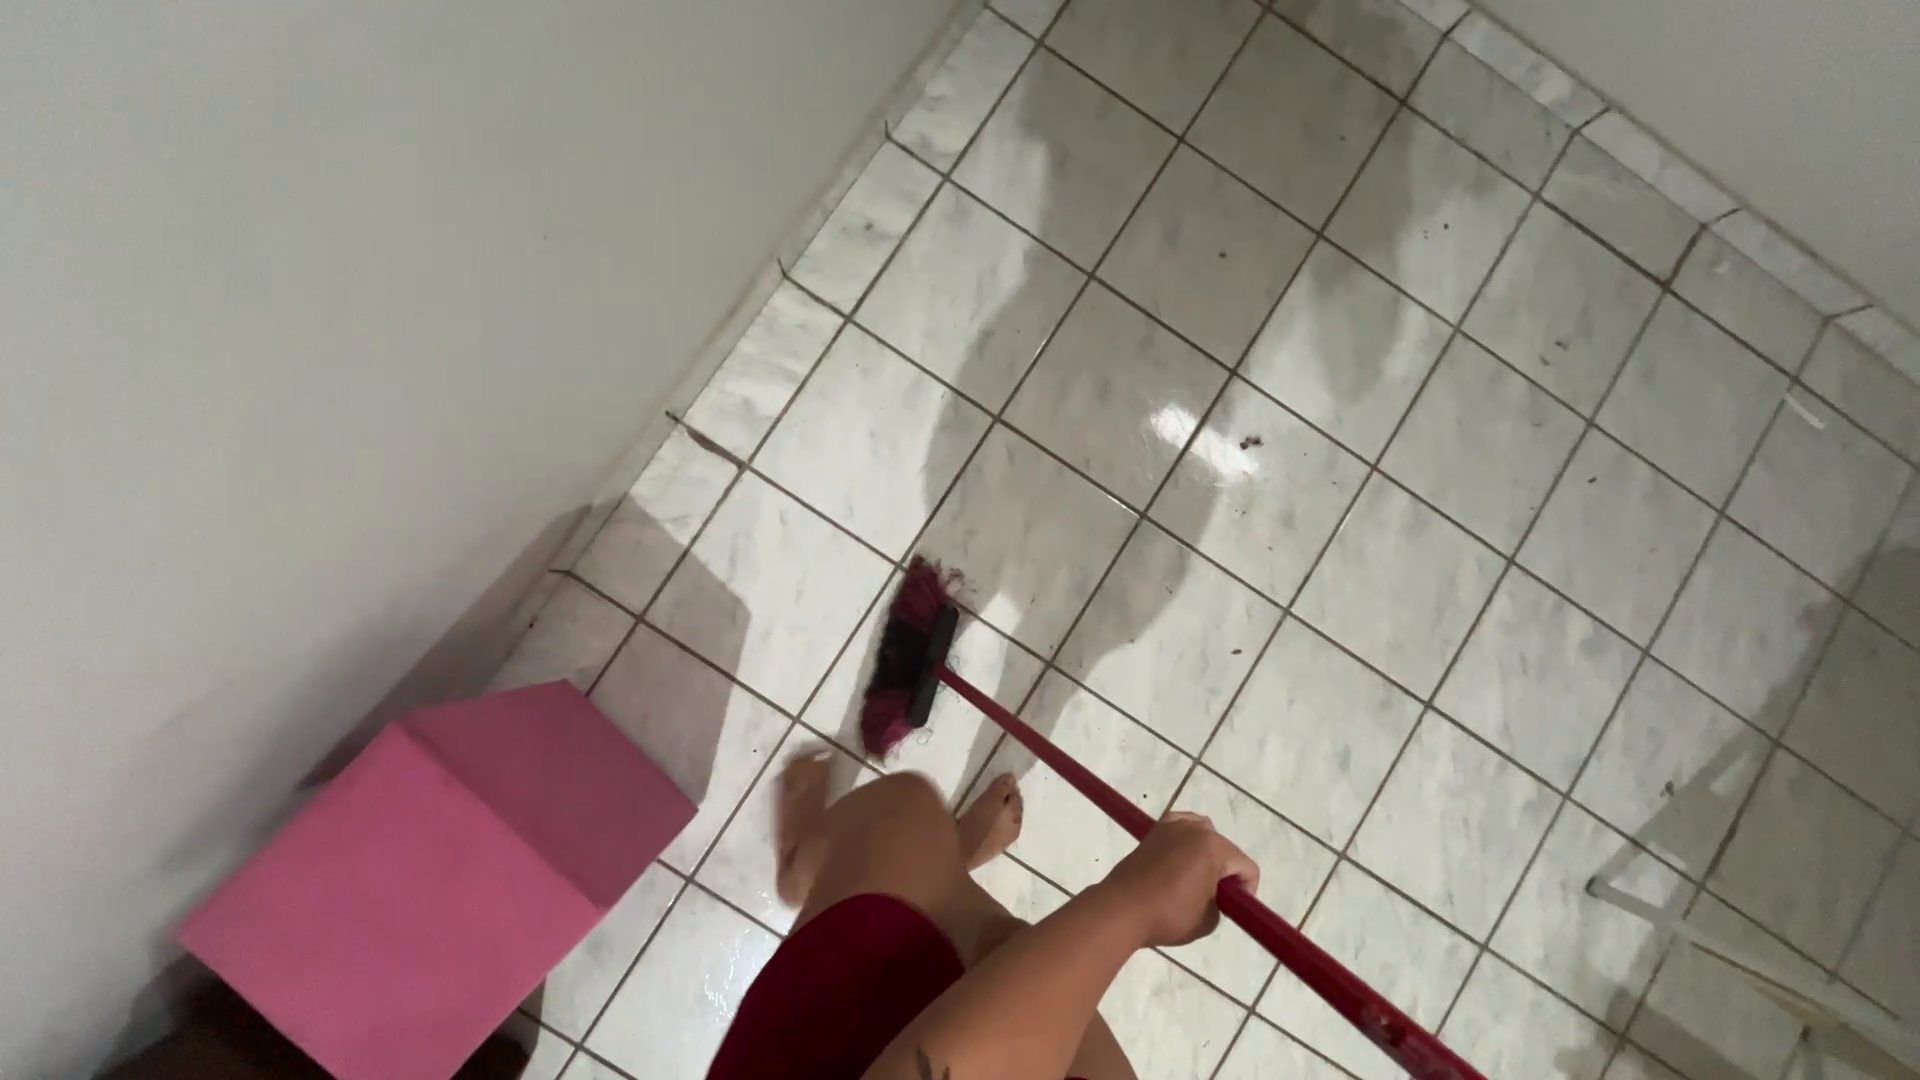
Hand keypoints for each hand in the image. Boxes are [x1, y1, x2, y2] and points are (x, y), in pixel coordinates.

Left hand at [1095, 811, 1258, 947]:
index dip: (1247, 890)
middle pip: (1225, 848)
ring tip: (1198, 877)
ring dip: (1208, 852)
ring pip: (1203, 832)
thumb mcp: (1209, 919)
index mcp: (1214, 848)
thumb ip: (1222, 902)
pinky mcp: (1154, 830)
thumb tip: (1214, 894)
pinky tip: (1182, 857)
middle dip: (1226, 870)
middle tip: (1216, 896)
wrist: (1124, 908)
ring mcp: (1172, 826)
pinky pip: (1180, 826)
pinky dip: (1186, 838)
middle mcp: (1195, 829)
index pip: (1246, 867)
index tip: (1234, 908)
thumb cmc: (1169, 915)